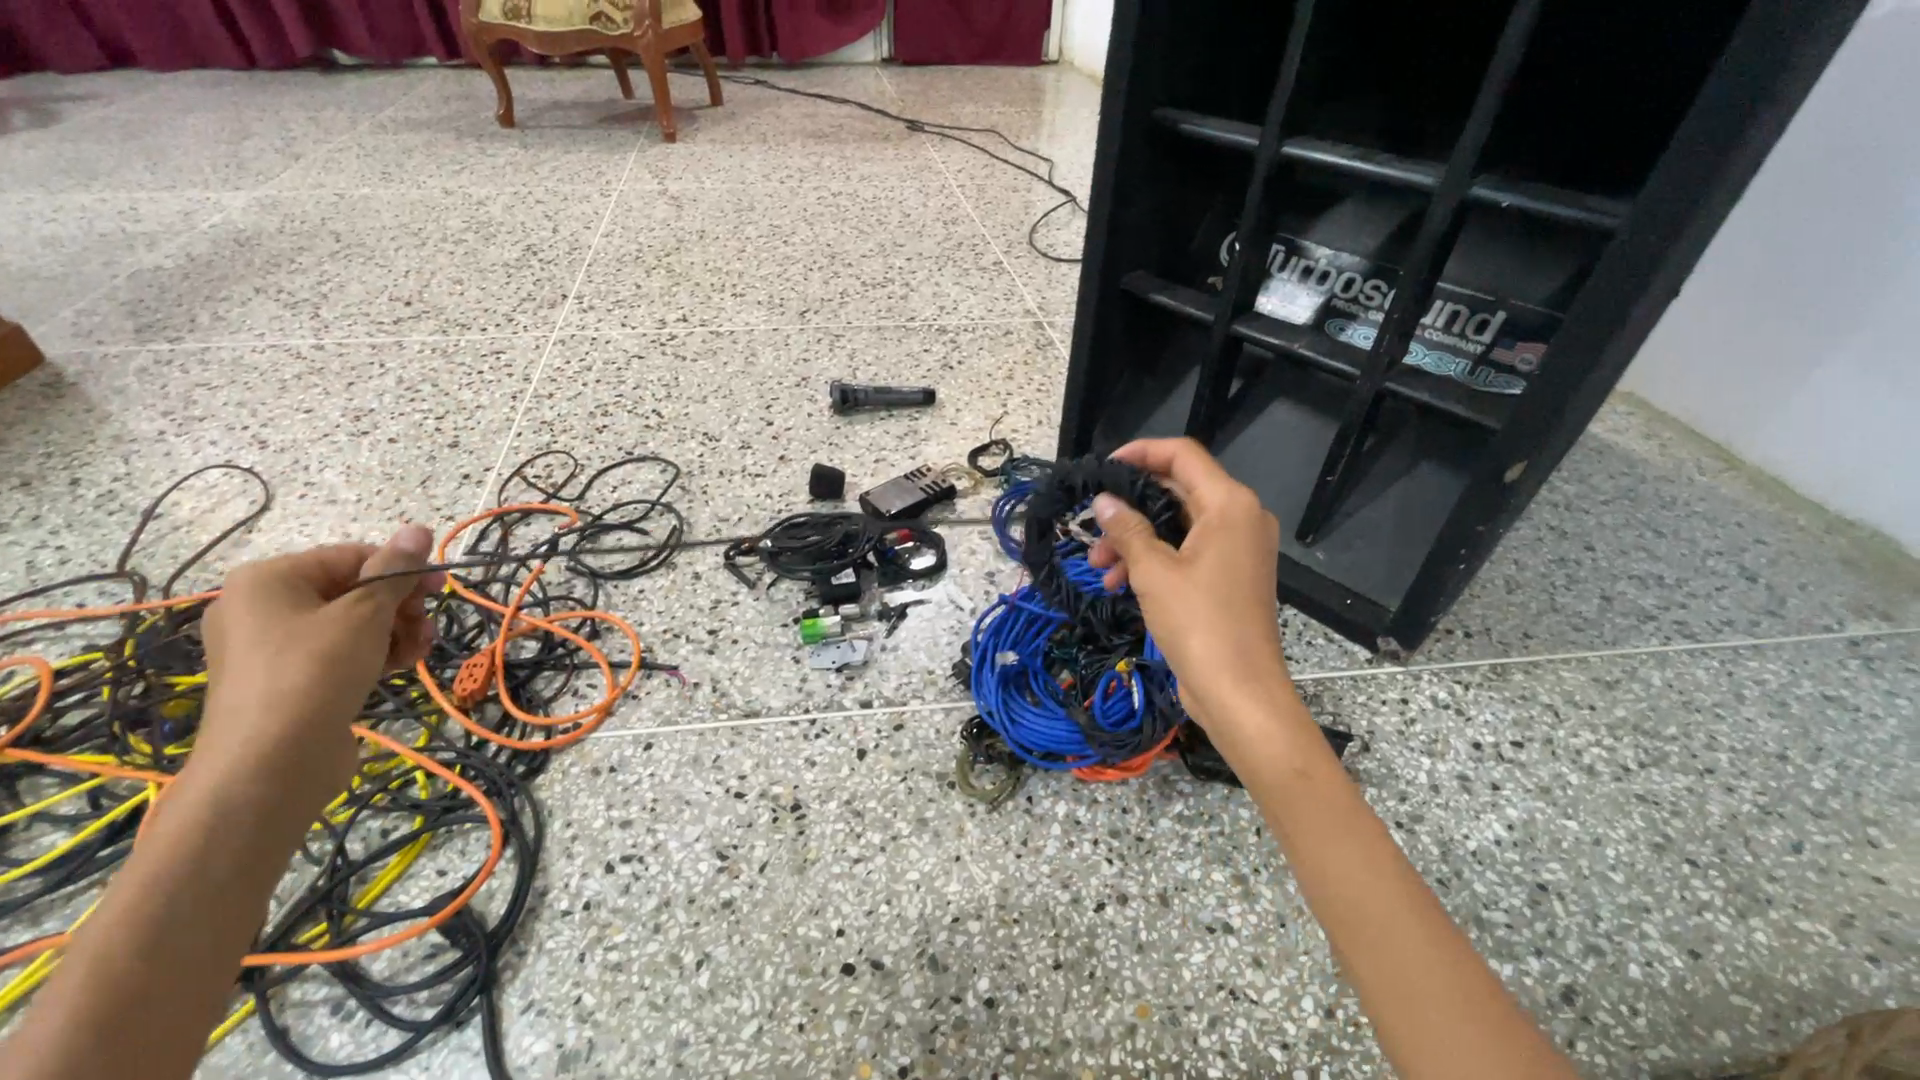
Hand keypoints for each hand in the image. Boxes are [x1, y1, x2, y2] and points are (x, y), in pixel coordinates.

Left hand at [194, 525, 443, 821]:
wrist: (270, 763)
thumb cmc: (315, 672)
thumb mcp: (365, 615)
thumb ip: (395, 571)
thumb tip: (419, 528)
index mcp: (269, 579)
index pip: (351, 556)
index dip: (401, 570)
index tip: (440, 591)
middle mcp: (261, 607)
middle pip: (351, 590)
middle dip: (398, 606)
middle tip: (426, 627)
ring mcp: (269, 648)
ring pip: (349, 624)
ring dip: (393, 631)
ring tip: (418, 651)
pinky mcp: (285, 681)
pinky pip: (336, 653)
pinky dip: (372, 654)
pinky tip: (400, 666)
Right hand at [1086, 439, 1294, 733]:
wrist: (1240, 691)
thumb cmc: (1199, 624)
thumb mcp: (1153, 572)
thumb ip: (1126, 529)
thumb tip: (1104, 501)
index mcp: (1230, 504)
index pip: (1183, 455)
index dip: (1140, 453)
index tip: (1102, 468)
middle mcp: (1240, 518)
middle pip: (1178, 491)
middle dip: (1130, 507)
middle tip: (1091, 525)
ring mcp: (1238, 549)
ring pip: (1177, 525)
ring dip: (1135, 539)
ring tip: (1099, 567)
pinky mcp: (1229, 577)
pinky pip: (1187, 552)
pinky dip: (1154, 560)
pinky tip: (1119, 583)